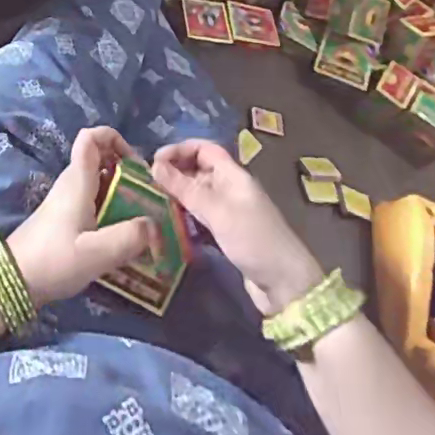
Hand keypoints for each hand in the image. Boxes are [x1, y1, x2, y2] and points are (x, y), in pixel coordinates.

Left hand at [8, 127, 157, 304]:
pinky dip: (111, 209)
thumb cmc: (53, 260)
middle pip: (100, 158)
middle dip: (127, 170)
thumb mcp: (96, 253)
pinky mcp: (66, 217)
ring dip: (122, 192)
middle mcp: (72, 183)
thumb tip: (155, 226)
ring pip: (99, 181)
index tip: (136, 164)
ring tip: (142, 218)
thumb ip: (129, 238)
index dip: (115, 139)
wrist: (13, 280)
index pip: (91, 137)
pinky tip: (122, 236)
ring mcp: (67, 200)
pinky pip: (94, 201)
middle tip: (147, 196)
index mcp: (78, 180)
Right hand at [153, 139, 325, 314]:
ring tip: (154, 203)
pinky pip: (201, 216)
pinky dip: (185, 216)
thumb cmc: (253, 240)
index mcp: (234, 176)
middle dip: (175, 172)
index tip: (155, 161)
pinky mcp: (226, 233)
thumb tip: (155, 165)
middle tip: (149, 185)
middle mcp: (231, 189)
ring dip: (178, 195)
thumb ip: (185, 188)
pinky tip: (170, 224)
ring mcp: (229, 212)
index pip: (204, 149)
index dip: (180, 149)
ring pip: (198, 194)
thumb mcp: (217, 211)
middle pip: (199, 169)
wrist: (285, 285)